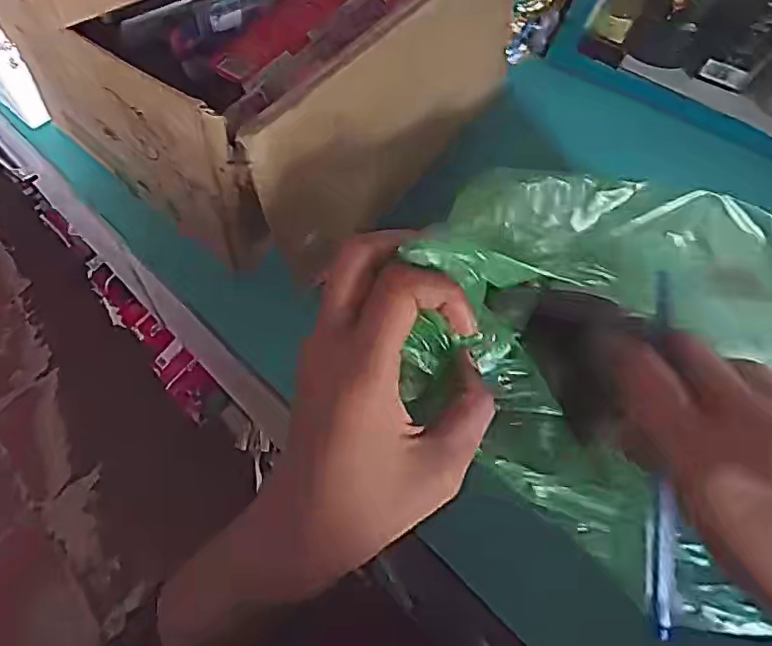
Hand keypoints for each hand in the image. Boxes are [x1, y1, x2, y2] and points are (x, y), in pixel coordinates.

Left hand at [157, 233, 493, 644]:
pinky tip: (406, 315)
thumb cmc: (368, 505)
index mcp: (362, 365)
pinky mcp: (313, 350)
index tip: (465, 330)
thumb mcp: (440, 471)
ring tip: (430, 284)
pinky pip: (343, 293)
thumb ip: (471, 411)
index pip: (399, 285)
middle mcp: (331, 339)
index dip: (443, 289)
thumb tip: (471, 367)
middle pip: (355, 253)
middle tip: (443, 263)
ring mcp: (316, 341)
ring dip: (388, 260)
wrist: (299, 527)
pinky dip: (376, 284)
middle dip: (403, 243)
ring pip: (344, 268)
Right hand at [612, 333, 771, 645]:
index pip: (644, 379)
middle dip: (669, 359)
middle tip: (662, 387)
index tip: (600, 348)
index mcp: (724, 478)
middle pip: (695, 353)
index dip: (614, 354)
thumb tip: (653, 450)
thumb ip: (697, 502)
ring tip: (738, 429)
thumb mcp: (749, 577)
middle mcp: (771, 431)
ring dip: (730, 389)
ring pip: (753, 374)